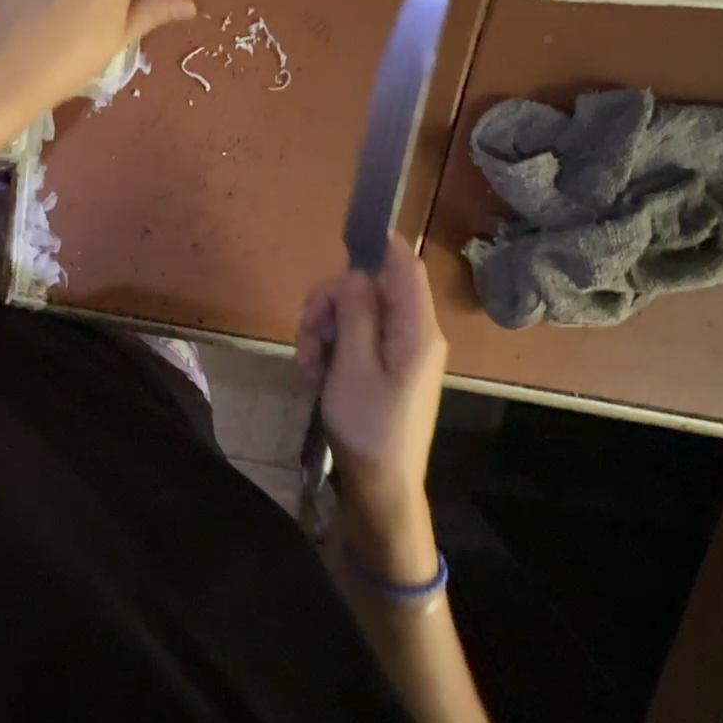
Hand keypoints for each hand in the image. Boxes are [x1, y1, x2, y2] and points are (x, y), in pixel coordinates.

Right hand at [295, 238, 446, 531]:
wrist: (381, 483)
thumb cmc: (368, 426)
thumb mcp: (353, 367)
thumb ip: (355, 315)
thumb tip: (354, 274)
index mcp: (416, 330)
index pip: (404, 267)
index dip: (378, 246)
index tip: (342, 239)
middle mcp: (413, 333)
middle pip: (369, 289)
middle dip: (330, 302)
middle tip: (306, 333)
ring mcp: (399, 351)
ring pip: (355, 313)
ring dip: (324, 328)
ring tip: (307, 362)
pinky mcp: (384, 366)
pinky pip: (355, 338)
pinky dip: (331, 348)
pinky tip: (314, 371)